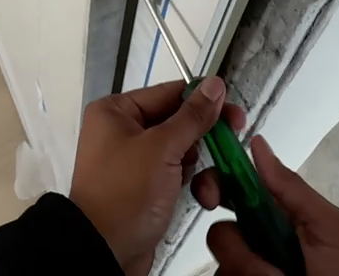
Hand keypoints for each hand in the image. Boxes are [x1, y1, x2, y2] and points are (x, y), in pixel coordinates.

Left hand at [69, 77, 242, 275]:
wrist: (105, 253)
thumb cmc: (127, 191)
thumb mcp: (162, 148)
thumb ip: (192, 117)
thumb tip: (215, 84)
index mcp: (117, 111)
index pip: (167, 94)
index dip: (201, 100)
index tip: (232, 108)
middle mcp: (123, 131)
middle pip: (175, 123)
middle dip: (203, 140)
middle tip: (233, 142)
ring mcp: (134, 161)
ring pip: (179, 151)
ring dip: (199, 167)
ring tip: (209, 188)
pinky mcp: (145, 187)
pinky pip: (174, 174)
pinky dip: (190, 183)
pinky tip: (203, 197)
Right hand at [192, 135, 338, 275]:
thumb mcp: (334, 231)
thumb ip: (294, 190)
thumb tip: (257, 144)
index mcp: (280, 218)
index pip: (235, 189)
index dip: (215, 183)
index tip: (209, 195)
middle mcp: (261, 245)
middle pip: (221, 232)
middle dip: (234, 247)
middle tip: (264, 271)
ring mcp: (252, 272)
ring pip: (223, 265)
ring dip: (246, 271)